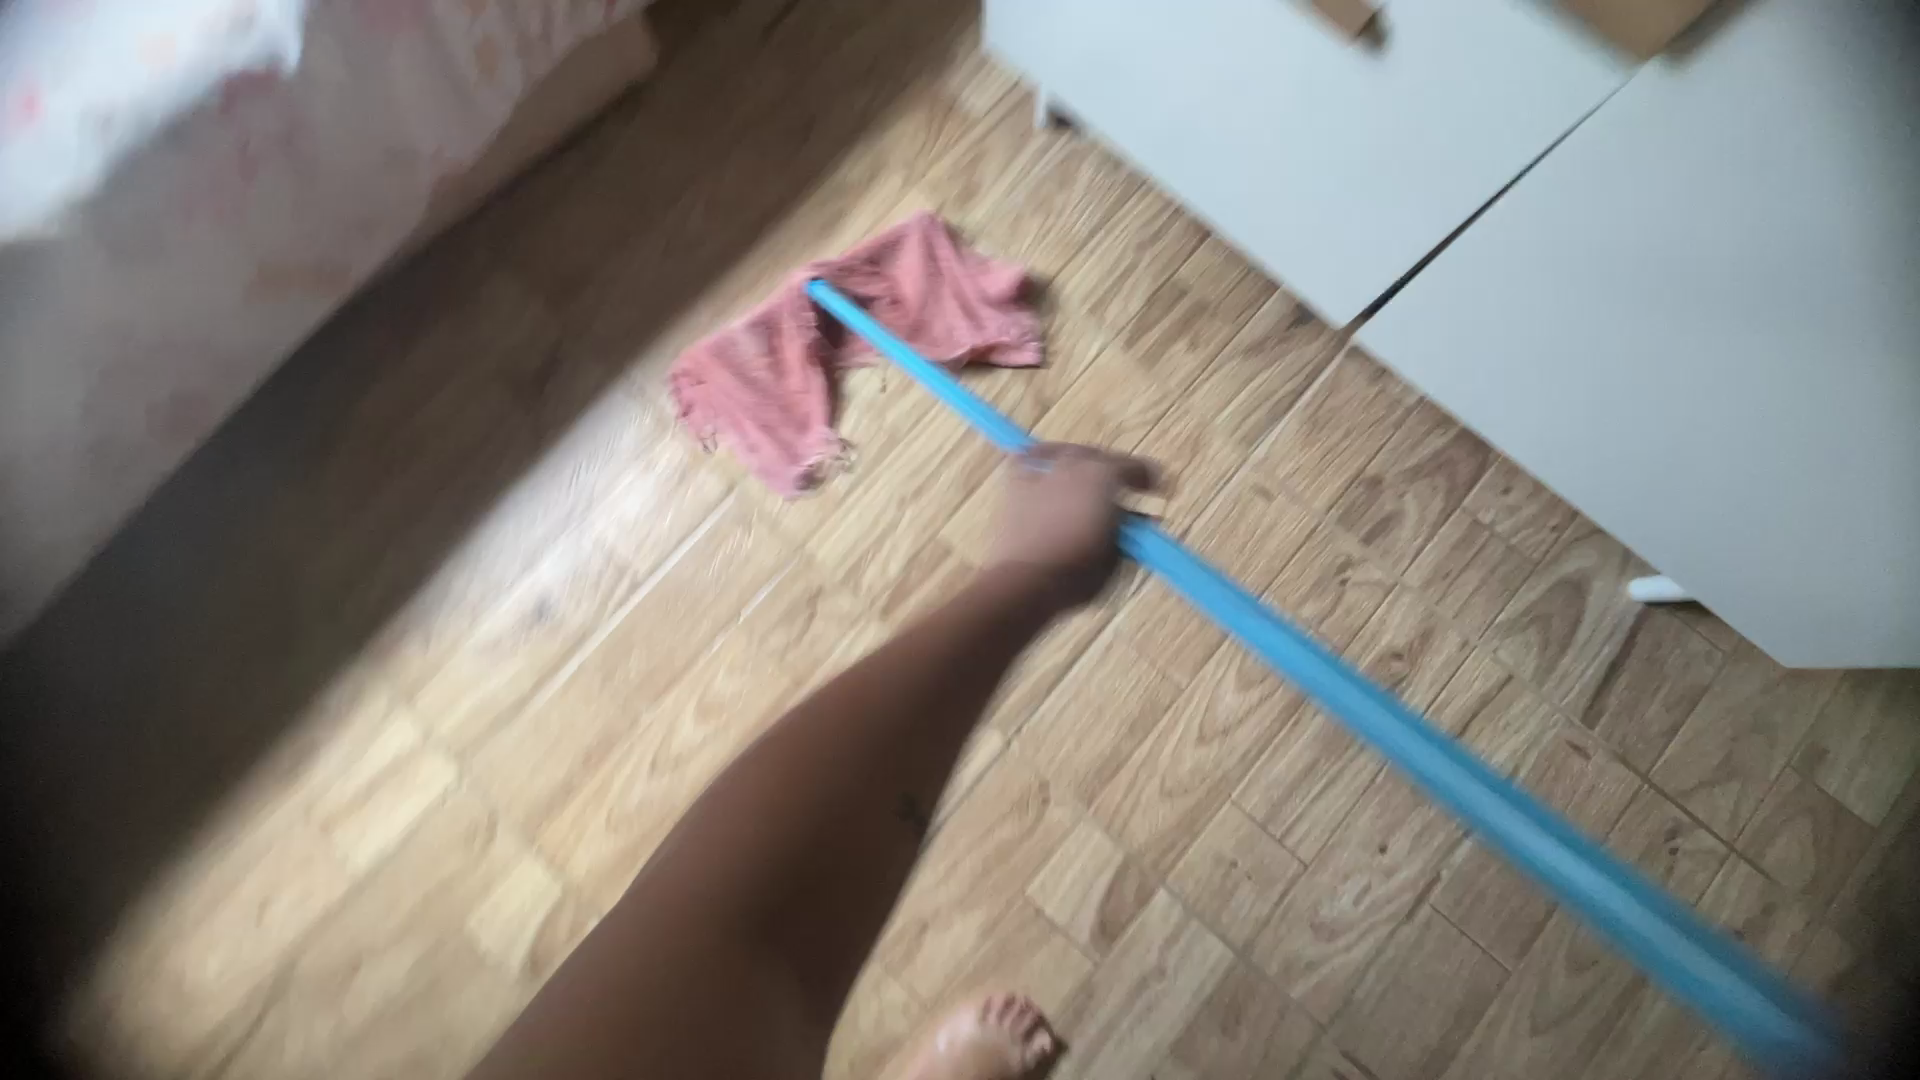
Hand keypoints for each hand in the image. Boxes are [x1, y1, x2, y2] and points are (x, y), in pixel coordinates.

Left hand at [985, 442, 1159, 612]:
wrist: (1024, 581)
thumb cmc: (1076, 575)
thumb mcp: (1118, 556)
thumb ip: (1128, 531)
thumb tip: (1134, 521)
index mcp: (1106, 477)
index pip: (1137, 467)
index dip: (1150, 480)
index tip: (1157, 492)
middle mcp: (1075, 464)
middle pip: (1102, 458)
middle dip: (1116, 473)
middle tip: (1120, 494)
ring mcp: (1043, 470)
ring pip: (1069, 455)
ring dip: (1082, 467)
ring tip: (1085, 482)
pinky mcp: (1015, 482)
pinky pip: (1030, 458)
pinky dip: (1041, 461)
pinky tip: (1045, 469)